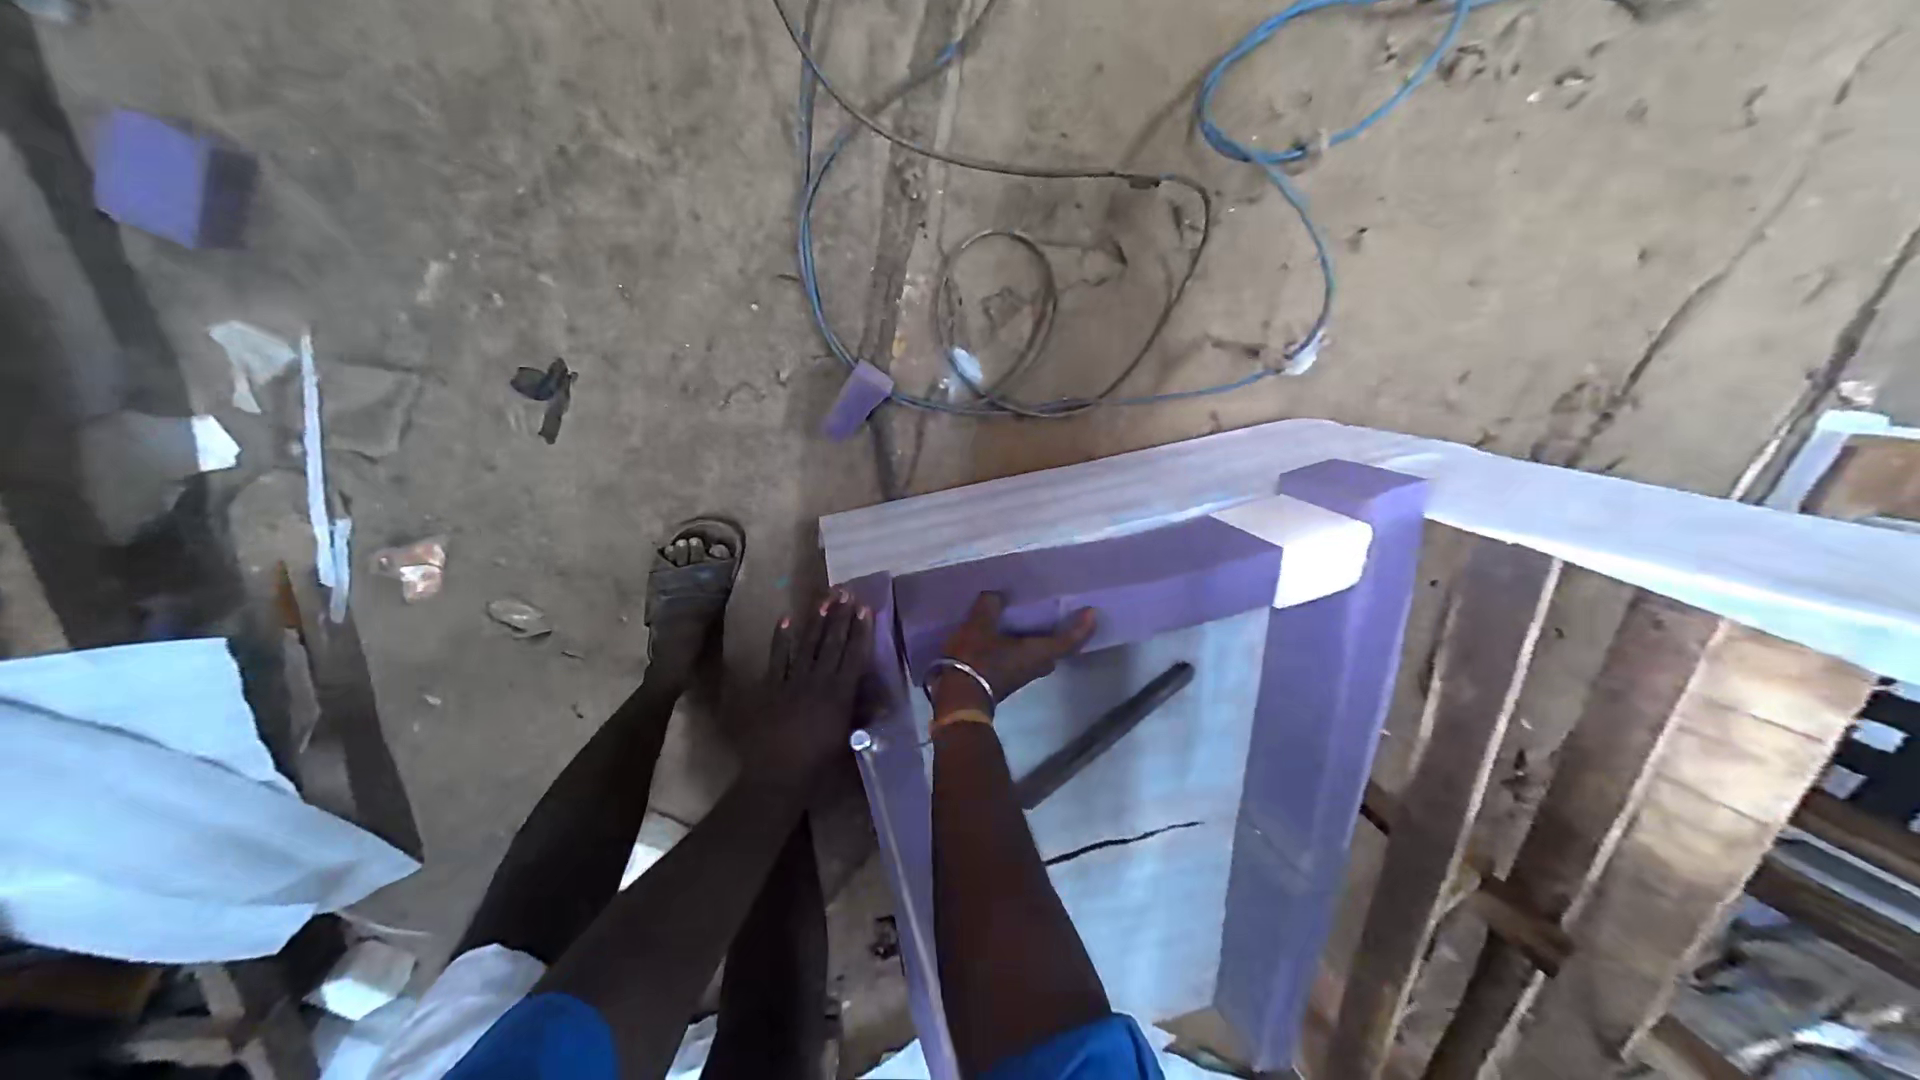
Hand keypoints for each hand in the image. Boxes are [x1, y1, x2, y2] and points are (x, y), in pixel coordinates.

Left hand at [745, 589, 874, 779]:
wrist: (777, 775)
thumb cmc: (818, 763)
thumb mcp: (847, 739)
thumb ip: (862, 714)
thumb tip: (882, 699)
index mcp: (840, 693)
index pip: (854, 655)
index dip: (861, 631)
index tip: (866, 608)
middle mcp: (818, 680)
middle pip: (832, 643)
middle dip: (840, 616)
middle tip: (846, 592)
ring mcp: (792, 681)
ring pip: (808, 645)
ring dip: (816, 621)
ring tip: (824, 598)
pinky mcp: (771, 687)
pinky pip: (777, 658)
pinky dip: (781, 640)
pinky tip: (785, 620)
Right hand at [931, 592, 1096, 716]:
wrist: (958, 696)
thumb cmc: (976, 659)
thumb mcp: (979, 625)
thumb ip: (990, 605)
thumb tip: (997, 595)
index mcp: (1038, 653)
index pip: (1069, 640)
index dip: (1083, 626)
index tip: (1092, 613)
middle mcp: (1037, 666)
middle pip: (1059, 650)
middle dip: (1065, 634)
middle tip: (1066, 615)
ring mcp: (1022, 676)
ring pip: (1041, 656)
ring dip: (1044, 640)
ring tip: (1037, 620)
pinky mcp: (1008, 679)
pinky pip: (1026, 659)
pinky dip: (1026, 645)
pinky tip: (1013, 633)